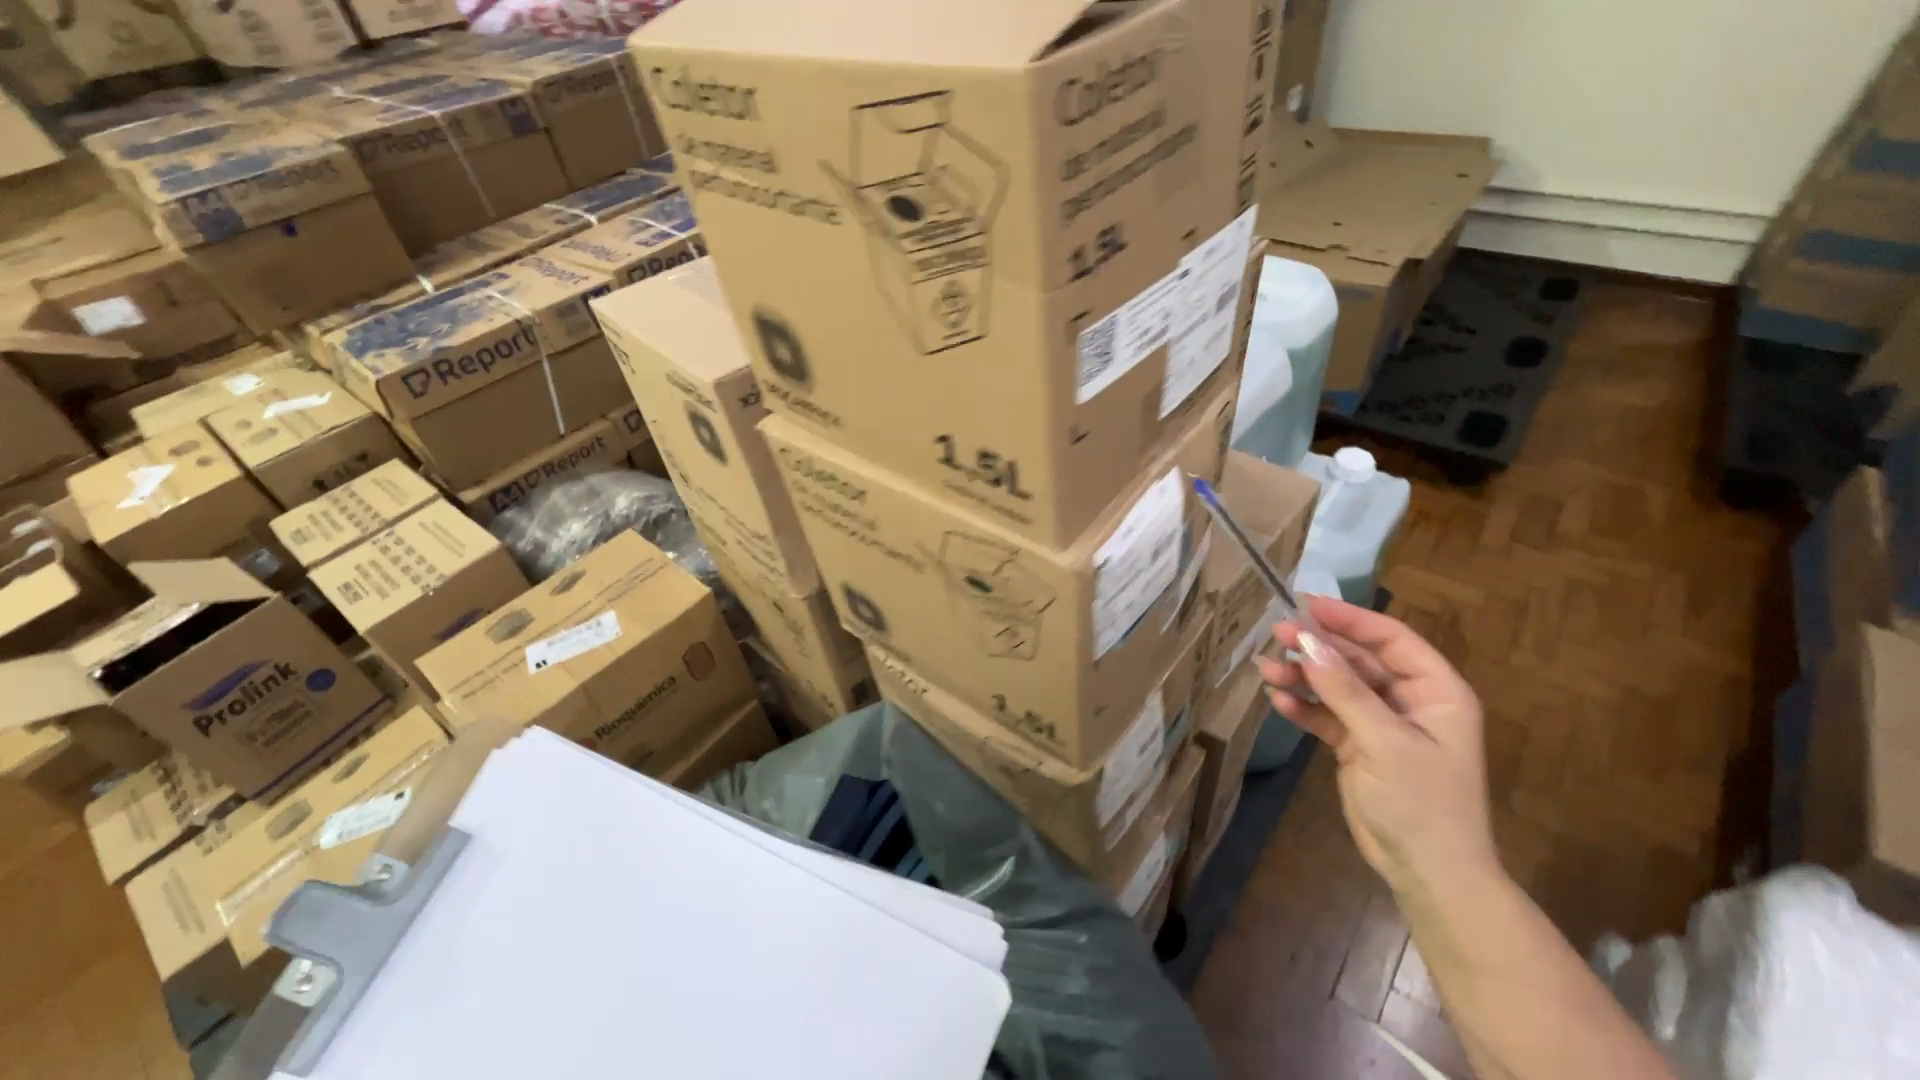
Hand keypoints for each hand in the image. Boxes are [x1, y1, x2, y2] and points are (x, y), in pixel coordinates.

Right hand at [1254, 594, 1499, 898]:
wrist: (1429, 873)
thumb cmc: (1422, 802)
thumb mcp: (1384, 742)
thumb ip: (1344, 691)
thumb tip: (1308, 643)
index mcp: (1438, 692)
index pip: (1392, 640)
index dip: (1352, 619)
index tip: (1308, 604)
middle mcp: (1412, 702)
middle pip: (1360, 661)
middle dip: (1320, 648)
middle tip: (1277, 633)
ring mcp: (1384, 726)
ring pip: (1339, 688)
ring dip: (1305, 678)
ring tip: (1267, 669)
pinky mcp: (1360, 749)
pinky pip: (1329, 718)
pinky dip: (1305, 710)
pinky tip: (1279, 702)